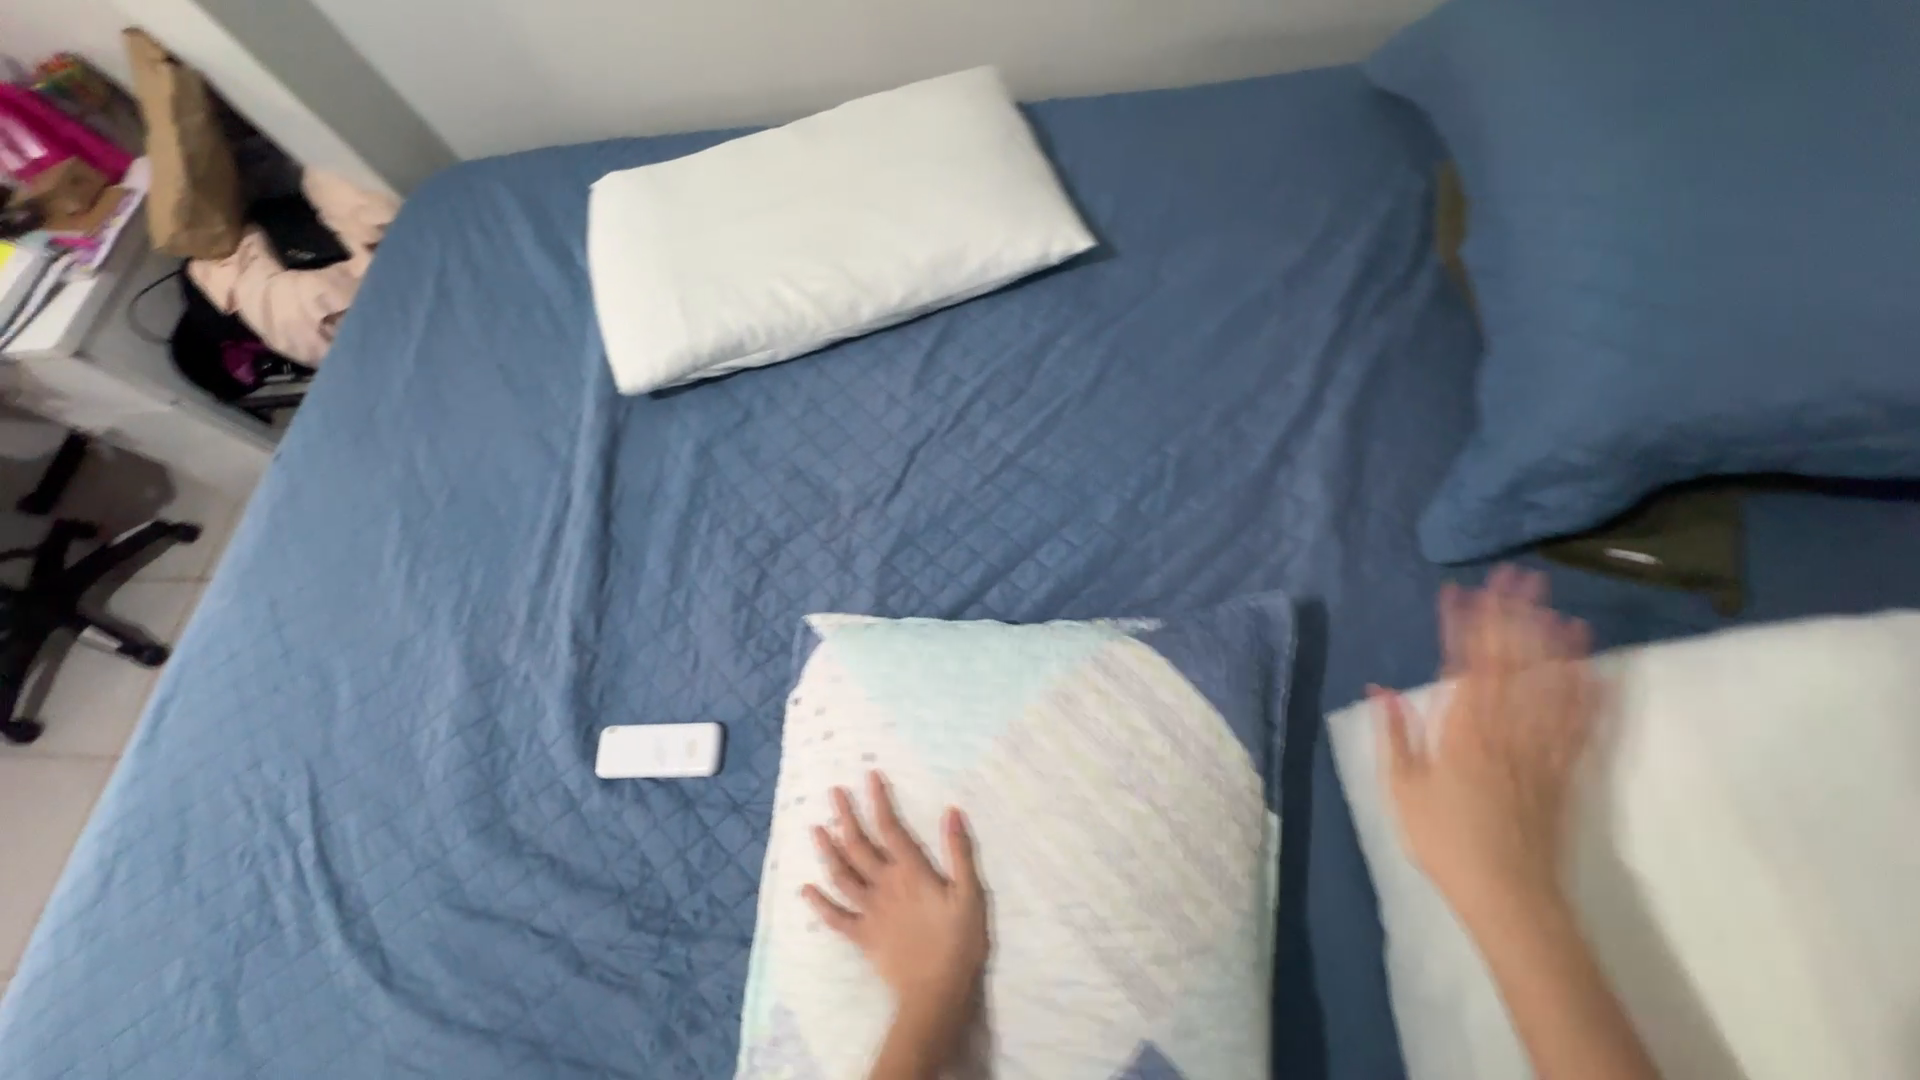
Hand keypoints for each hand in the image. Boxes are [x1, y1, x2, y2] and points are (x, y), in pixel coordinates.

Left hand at [804, 771, 988, 1022]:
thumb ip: (959, 852)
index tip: (869, 777)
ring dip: (827, 850)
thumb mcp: (970, 894)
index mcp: (910, 872)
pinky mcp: (861, 936)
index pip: (890, 828)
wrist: (937, 992)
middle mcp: (884, 885)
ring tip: (816, 829)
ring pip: (842, 874)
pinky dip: (819, 903)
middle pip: (859, 844)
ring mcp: (869, 911)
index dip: (878, 801)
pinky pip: (835, 917)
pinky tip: (805, 890)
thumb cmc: (958, 942)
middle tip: (833, 793)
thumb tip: (951, 812)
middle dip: (845, 816)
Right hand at [1369, 565, 1600, 921]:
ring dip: (1553, 645)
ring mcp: (1542, 750)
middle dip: (1512, 616)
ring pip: (1550, 687)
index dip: (1461, 624)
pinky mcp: (1567, 772)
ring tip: (1557, 607)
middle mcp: (1505, 731)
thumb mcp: (1402, 788)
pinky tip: (1596, 670)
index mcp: (1461, 732)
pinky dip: (1591, 696)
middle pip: (1511, 663)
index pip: (1462, 664)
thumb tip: (1381, 688)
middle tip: (1518, 576)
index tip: (1459, 589)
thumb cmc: (1443, 840)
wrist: (1507, 893)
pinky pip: (1583, 727)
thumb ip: (1395, 734)